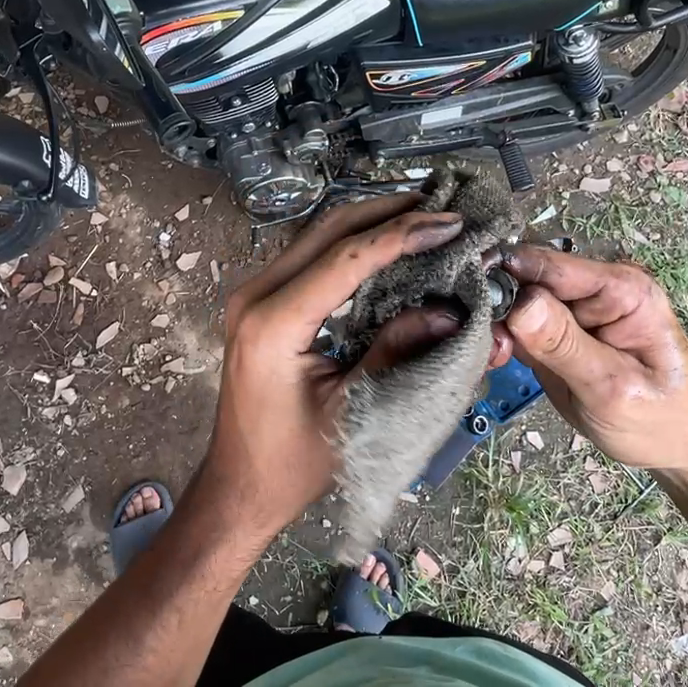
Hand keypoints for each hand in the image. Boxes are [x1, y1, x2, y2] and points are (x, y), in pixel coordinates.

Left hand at [196, 195, 469, 536]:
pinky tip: (387, 241)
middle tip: (441, 202)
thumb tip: (449, 312)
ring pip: (318, 235)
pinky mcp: (263, 300)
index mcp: (272, 323)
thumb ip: (395, 354)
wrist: (238, 485)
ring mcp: (254, 293)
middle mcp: (255, 294)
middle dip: (387, 210)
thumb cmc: (290, 462)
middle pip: (328, 229)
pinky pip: (312, 255)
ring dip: (371, 219)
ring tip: (422, 211)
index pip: (345, 258)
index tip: (448, 223)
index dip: (400, 235)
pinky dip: (353, 242)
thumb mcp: (350, 413)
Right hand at [498, 245, 687, 471]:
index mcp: (621, 287)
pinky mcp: (555, 329)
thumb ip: (564, 345)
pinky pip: (517, 322)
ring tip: (491, 357)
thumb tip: (519, 302)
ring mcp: (574, 308)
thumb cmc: (660, 421)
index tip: (467, 299)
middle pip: (526, 276)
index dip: (506, 276)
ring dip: (495, 326)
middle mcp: (594, 287)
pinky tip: (494, 358)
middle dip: (498, 306)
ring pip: (514, 299)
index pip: (549, 265)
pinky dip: (501, 339)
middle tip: (486, 347)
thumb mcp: (612, 387)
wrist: (679, 451)